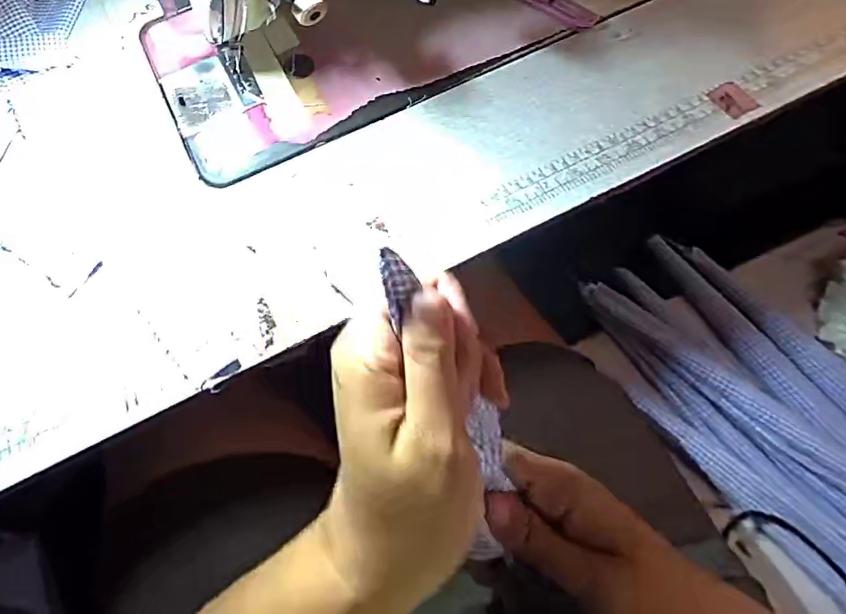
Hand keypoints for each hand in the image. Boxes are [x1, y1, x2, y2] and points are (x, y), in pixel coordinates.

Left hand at [311, 271, 509, 612]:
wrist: (386, 554)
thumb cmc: (411, 509)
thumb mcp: (433, 436)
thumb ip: (432, 358)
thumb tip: (430, 290)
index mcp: (364, 352)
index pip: (403, 291)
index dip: (447, 313)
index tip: (473, 356)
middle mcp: (367, 347)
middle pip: (424, 308)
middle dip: (462, 344)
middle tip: (478, 394)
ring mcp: (382, 364)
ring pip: (438, 331)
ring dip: (468, 363)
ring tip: (478, 405)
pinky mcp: (399, 381)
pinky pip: (438, 357)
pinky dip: (464, 378)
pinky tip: (480, 404)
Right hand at [484, 444, 767, 613]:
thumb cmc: (654, 595)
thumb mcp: (597, 577)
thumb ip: (539, 539)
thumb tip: (481, 500)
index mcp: (559, 479)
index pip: (491, 451)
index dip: (463, 469)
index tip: (442, 498)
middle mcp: (550, 479)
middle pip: (490, 473)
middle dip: (471, 501)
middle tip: (458, 535)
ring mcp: (552, 499)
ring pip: (497, 495)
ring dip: (483, 522)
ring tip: (475, 551)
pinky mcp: (555, 520)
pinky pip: (514, 515)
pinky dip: (501, 535)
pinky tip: (493, 557)